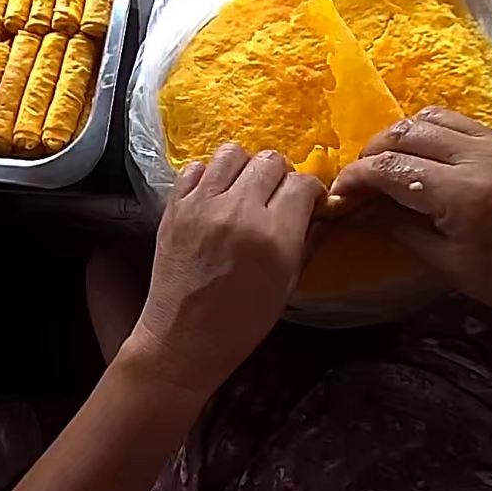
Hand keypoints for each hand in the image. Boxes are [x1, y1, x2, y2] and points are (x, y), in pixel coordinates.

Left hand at [127, 145, 323, 394]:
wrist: (182, 338)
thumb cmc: (242, 322)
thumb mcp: (287, 283)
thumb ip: (305, 238)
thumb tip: (318, 209)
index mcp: (273, 234)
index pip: (303, 182)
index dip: (310, 191)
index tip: (306, 203)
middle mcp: (237, 210)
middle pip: (270, 160)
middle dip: (280, 176)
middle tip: (274, 197)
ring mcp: (200, 205)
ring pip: (232, 152)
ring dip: (244, 167)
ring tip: (243, 190)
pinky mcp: (174, 207)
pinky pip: (196, 168)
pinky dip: (209, 176)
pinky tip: (213, 197)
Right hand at [328, 108, 491, 338]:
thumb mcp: (444, 262)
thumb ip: (396, 225)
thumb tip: (355, 208)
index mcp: (466, 196)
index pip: (390, 169)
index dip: (354, 178)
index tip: (336, 194)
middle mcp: (483, 158)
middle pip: (405, 133)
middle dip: (370, 154)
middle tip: (355, 181)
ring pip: (428, 118)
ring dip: (395, 138)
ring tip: (382, 166)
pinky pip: (454, 122)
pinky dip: (425, 133)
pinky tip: (415, 158)